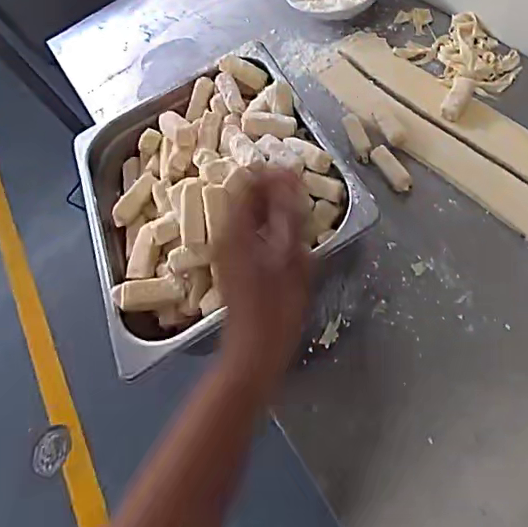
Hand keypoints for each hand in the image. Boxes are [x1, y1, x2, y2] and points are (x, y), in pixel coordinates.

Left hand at [213, 167, 313, 394]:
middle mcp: (226, 234)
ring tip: (299, 210)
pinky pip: (250, 229)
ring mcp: (228, 250)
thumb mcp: (291, 257)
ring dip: (272, 205)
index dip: (272, 171)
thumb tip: (290, 181)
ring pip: (248, 212)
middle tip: (301, 189)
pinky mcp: (235, 264)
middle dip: (273, 186)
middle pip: (246, 194)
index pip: (248, 180)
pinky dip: (269, 223)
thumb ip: (290, 216)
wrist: (254, 355)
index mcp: (235, 229)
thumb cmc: (276, 309)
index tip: (296, 172)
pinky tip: (290, 234)